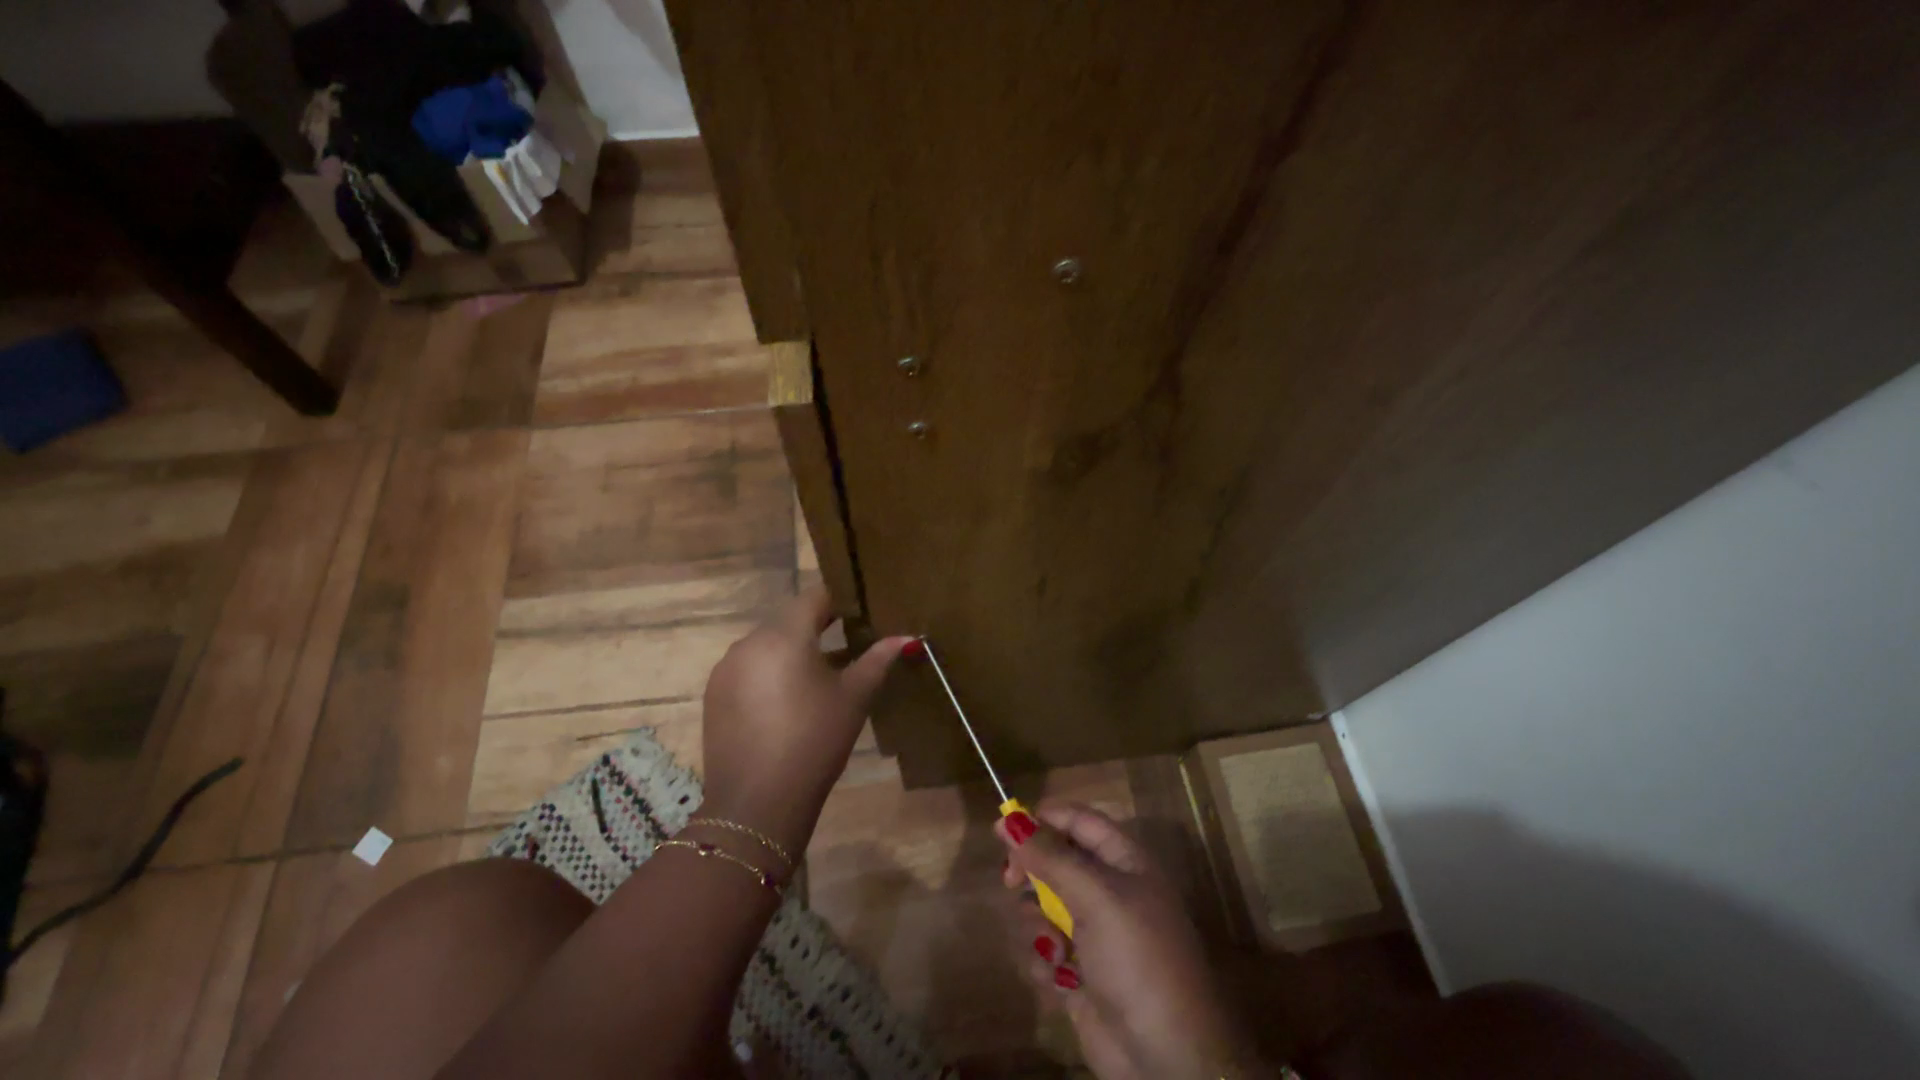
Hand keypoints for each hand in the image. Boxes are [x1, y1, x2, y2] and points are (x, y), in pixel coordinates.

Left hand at [699, 587, 909, 854]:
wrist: (757, 802)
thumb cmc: (814, 741)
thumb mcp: (853, 699)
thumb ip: (877, 661)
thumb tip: (905, 638)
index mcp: (783, 635)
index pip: (815, 597)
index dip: (841, 600)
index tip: (863, 613)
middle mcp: (747, 642)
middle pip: (789, 621)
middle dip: (818, 628)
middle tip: (850, 646)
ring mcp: (725, 670)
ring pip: (766, 647)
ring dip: (792, 653)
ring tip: (821, 678)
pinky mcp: (714, 696)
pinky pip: (748, 671)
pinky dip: (769, 675)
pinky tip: (788, 704)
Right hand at [999, 803, 1267, 1079]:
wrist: (1165, 1052)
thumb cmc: (1137, 958)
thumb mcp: (1096, 897)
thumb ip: (1050, 857)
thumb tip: (1009, 820)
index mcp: (1126, 863)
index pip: (1080, 822)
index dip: (1044, 819)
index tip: (1005, 829)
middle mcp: (1110, 893)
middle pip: (1056, 863)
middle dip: (1032, 874)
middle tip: (1012, 883)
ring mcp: (1094, 935)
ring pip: (1042, 909)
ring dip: (1037, 926)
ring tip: (1053, 947)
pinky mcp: (1079, 973)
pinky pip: (1044, 950)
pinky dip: (1044, 962)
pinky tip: (1059, 979)